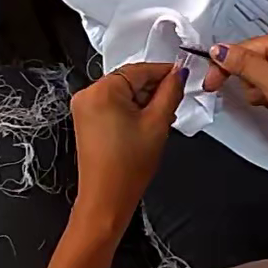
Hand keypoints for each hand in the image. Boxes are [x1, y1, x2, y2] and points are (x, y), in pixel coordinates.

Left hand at [70, 62, 186, 231]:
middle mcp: (87, 95)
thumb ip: (170, 93)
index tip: (182, 74)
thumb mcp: (157, 123)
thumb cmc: (127, 167)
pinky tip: (147, 122)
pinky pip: (112, 105)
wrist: (106, 198)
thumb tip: (178, 74)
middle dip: (153, 89)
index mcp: (102, 90)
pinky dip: (130, 110)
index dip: (164, 72)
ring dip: (143, 100)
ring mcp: (84, 108)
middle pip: (128, 80)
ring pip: (122, 93)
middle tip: (176, 99)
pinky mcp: (86, 121)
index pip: (139, 69)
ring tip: (163, 117)